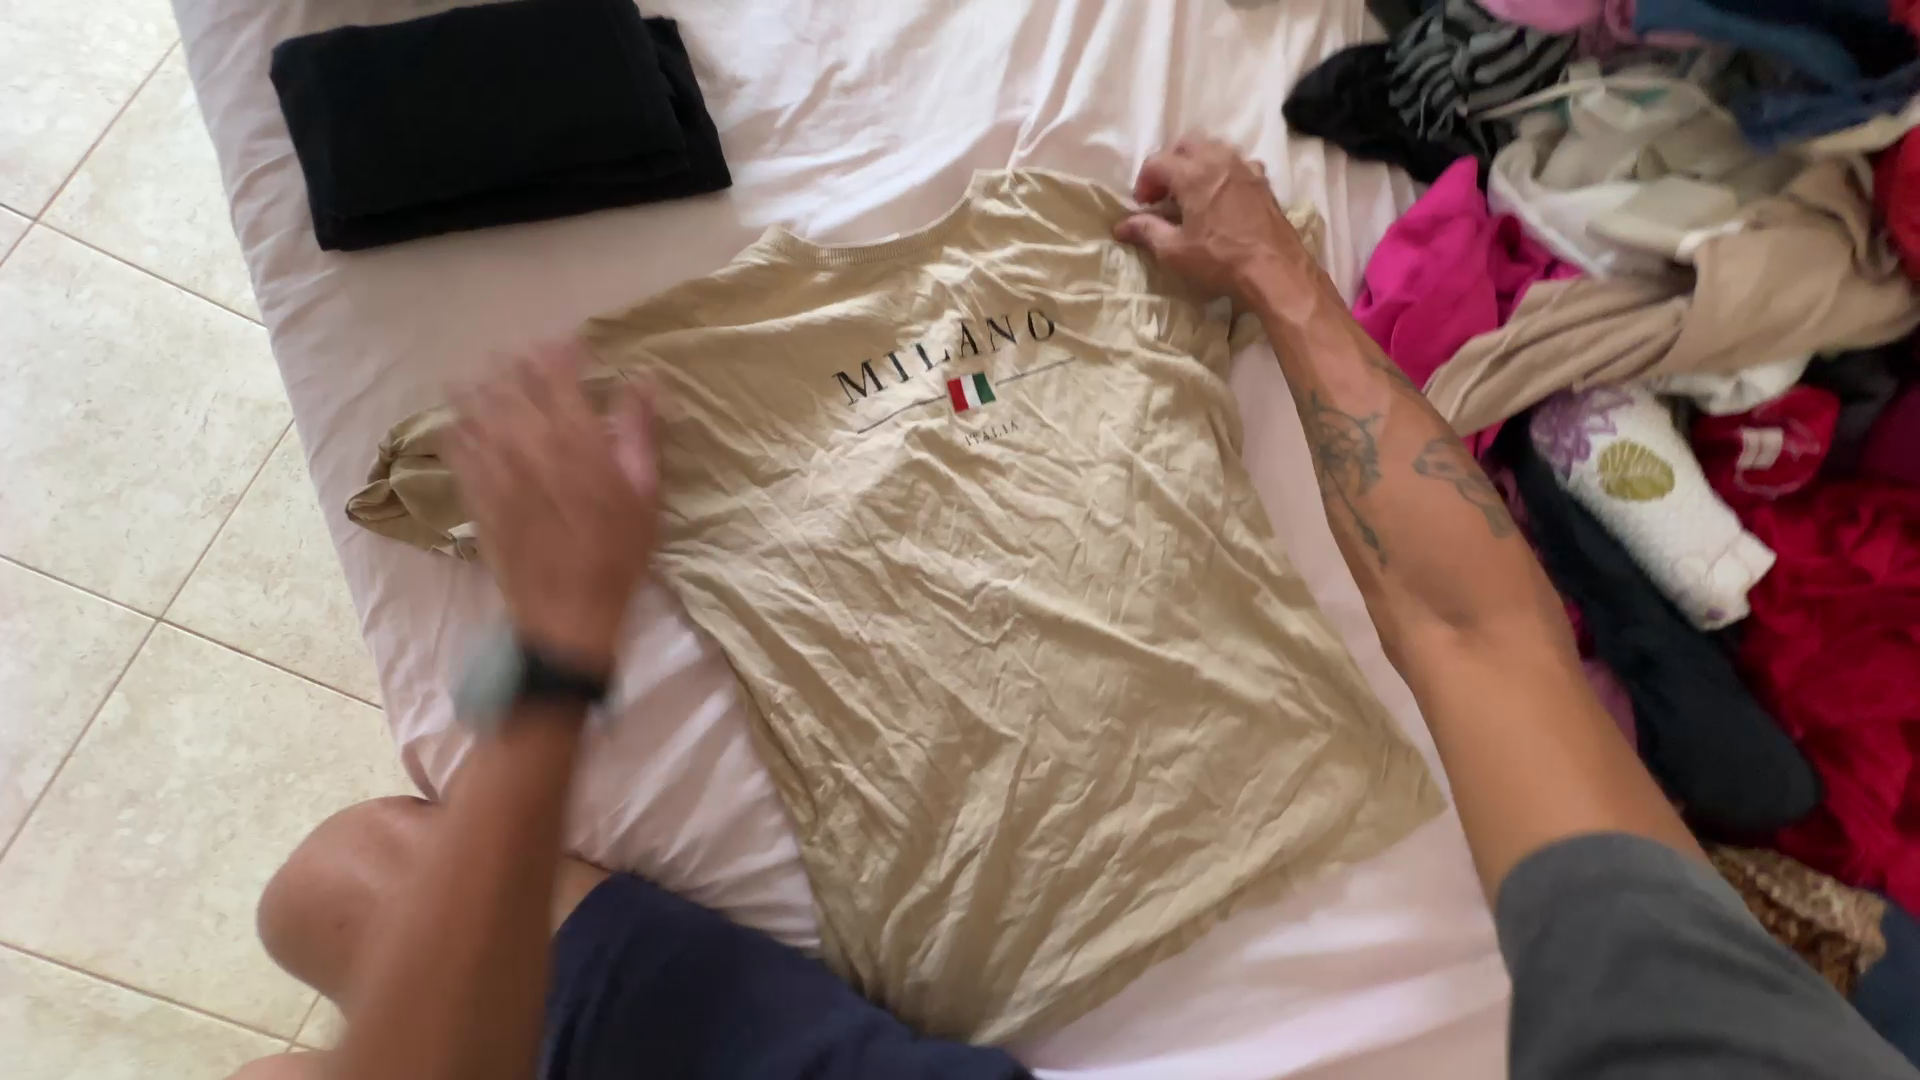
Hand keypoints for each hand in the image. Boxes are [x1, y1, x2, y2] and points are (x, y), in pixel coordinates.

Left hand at [446, 341, 657, 674]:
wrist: (565, 609)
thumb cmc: (618, 553)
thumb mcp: (645, 493)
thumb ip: (638, 433)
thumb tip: (644, 383)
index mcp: (576, 441)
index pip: (559, 376)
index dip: (561, 352)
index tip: (570, 343)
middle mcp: (528, 444)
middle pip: (512, 385)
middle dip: (519, 362)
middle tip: (526, 353)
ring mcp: (494, 468)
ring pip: (477, 409)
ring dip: (483, 385)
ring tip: (487, 373)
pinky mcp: (474, 493)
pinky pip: (457, 447)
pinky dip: (458, 425)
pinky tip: (460, 419)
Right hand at [1113, 135, 1316, 301]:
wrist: (1272, 267)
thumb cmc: (1218, 259)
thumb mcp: (1174, 251)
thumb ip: (1146, 231)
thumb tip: (1121, 226)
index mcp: (1193, 174)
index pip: (1157, 162)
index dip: (1143, 182)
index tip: (1143, 206)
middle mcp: (1219, 160)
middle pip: (1185, 144)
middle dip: (1168, 164)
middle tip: (1163, 194)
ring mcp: (1244, 166)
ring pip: (1213, 147)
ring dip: (1195, 163)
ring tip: (1190, 192)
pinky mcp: (1261, 179)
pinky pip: (1236, 162)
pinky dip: (1221, 170)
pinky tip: (1219, 195)